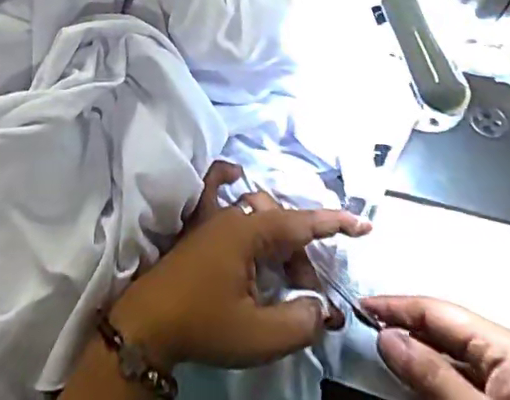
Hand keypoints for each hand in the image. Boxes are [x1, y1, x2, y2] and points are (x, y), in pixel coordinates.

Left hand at [108, 161, 370, 370]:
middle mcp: (235, 214)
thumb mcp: (258, 335)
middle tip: (310, 295)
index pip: (304, 222)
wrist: (144, 327)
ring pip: (260, 213)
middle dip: (305, 257)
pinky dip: (228, 179)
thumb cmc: (202, 324)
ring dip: (280, 242)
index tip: (365, 226)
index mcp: (251, 231)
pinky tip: (234, 174)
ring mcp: (213, 218)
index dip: (337, 224)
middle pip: (284, 225)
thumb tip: (322, 308)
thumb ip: (300, 321)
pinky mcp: (198, 228)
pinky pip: (217, 189)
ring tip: (285, 277)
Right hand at [363, 296, 509, 399]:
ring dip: (420, 358)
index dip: (397, 306)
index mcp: (504, 346)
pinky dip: (439, 383)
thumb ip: (433, 376)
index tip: (361, 307)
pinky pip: (468, 385)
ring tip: (385, 358)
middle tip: (366, 331)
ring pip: (455, 360)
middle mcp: (508, 357)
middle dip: (407, 329)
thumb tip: (390, 337)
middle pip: (446, 331)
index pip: (438, 310)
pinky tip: (419, 390)